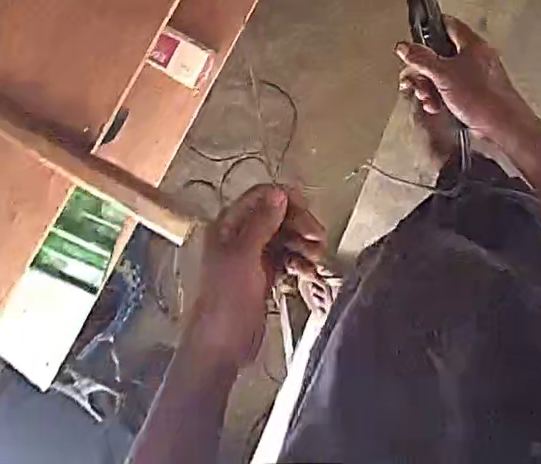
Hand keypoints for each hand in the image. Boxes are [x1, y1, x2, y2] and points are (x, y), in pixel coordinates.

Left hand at [182, 184, 327, 369]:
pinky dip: (299, 261)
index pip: (260, 197)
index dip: (284, 199)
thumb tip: (280, 192)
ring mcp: (253, 255)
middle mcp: (241, 235)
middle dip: (298, 223)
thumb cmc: (227, 298)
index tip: (306, 209)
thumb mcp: (244, 256)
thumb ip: (262, 223)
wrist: (221, 347)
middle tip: (318, 237)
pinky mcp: (264, 275)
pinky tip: (309, 271)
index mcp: (229, 224)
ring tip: (318, 257)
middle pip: (275, 216)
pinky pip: (286, 258)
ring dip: (302, 243)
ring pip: (283, 237)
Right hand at [397, 16, 540, 146]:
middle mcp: (475, 57)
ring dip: (430, 85)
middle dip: (424, 68)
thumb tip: (405, 47)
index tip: (416, 36)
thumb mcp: (443, 75)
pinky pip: (451, 88)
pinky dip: (440, 96)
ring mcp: (476, 75)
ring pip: (443, 73)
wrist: (505, 128)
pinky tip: (437, 105)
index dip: (429, 27)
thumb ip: (421, 58)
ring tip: (427, 95)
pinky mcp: (476, 93)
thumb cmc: (485, 99)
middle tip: (418, 76)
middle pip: (440, 53)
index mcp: (472, 44)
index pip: (447, 24)